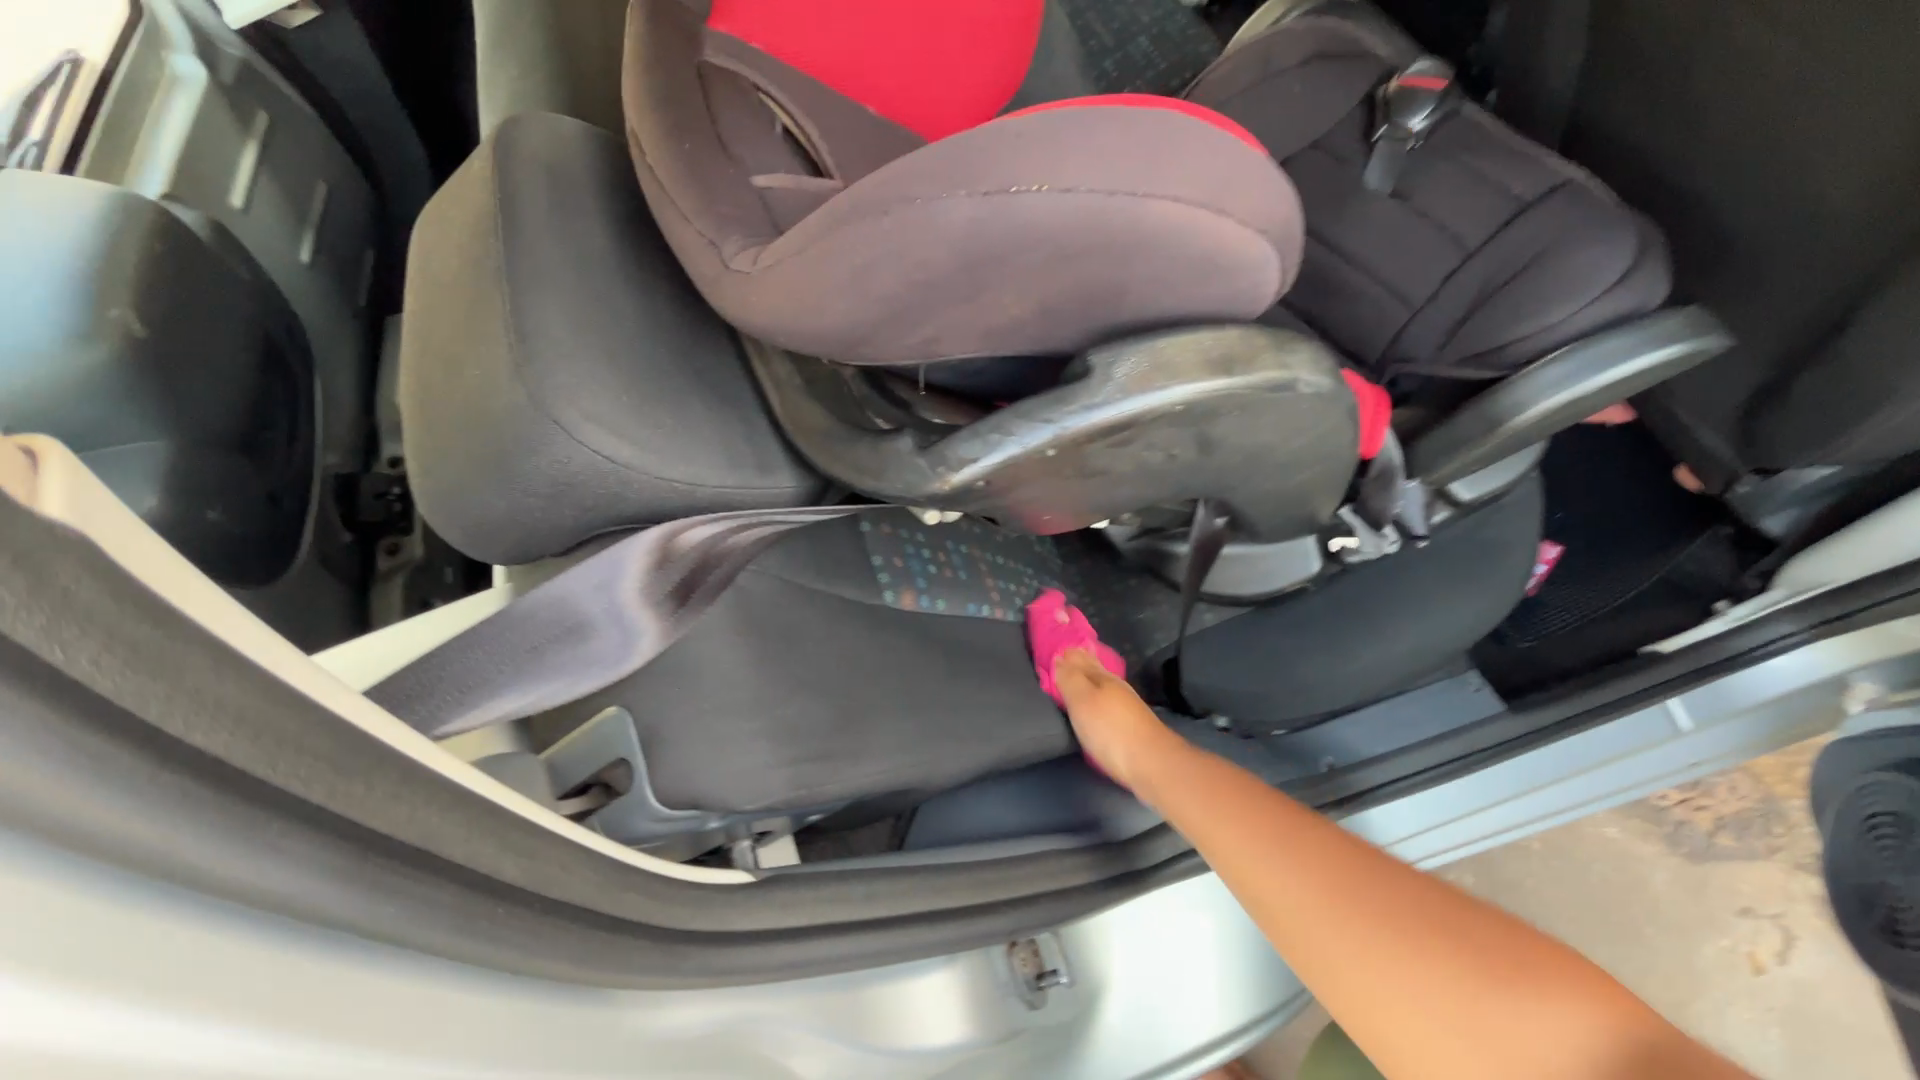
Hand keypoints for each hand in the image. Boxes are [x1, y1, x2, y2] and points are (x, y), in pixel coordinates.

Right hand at [1052, 648, 1189, 792]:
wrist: (1152, 763)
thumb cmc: (1110, 730)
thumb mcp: (1083, 701)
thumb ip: (1070, 679)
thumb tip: (1060, 656)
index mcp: (1103, 678)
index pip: (1082, 660)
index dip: (1070, 655)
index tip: (1058, 649)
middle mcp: (1116, 688)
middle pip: (1096, 670)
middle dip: (1082, 663)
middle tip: (1068, 656)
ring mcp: (1127, 707)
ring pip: (1105, 685)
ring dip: (1091, 679)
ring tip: (1080, 676)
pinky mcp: (1133, 726)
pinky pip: (1110, 702)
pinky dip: (1100, 697)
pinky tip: (1100, 702)